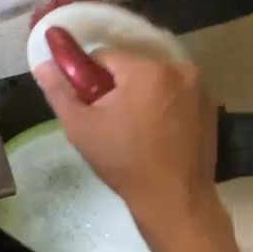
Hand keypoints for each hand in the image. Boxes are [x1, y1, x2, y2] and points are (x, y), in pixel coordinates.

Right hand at [32, 50, 219, 227]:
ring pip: (154, 81)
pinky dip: (161, 105)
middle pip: (132, 67)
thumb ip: (59, 91)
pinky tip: (154, 133)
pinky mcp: (209, 105)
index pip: (105, 56)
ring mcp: (199, 87)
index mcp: (145, 71)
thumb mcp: (80, 127)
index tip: (88, 104)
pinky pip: (174, 94)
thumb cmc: (122, 160)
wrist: (172, 195)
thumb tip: (43, 64)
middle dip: (116, 87)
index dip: (89, 79)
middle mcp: (178, 69)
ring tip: (131, 128)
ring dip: (139, 95)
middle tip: (108, 120)